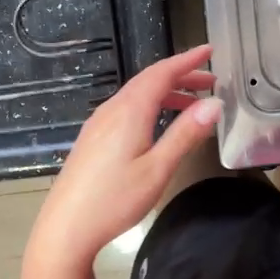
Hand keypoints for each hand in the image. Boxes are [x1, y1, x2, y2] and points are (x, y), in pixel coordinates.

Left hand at [28, 45, 221, 266]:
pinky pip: (125, 109)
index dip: (187, 60)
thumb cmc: (115, 200)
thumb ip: (185, 134)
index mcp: (129, 111)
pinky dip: (150, 106)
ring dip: (166, 93)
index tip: (209, 50)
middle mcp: (111, 109)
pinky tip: (158, 124)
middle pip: (149, 81)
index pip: (162, 73)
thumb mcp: (158, 169)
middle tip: (210, 81)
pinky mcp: (92, 139)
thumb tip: (214, 104)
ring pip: (136, 95)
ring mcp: (98, 124)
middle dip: (181, 76)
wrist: (65, 229)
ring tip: (192, 105)